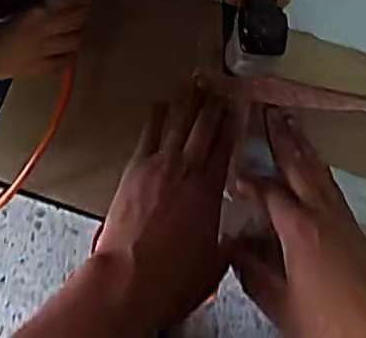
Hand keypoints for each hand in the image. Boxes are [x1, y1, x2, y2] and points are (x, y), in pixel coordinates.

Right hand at [0, 0, 91, 79]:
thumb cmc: (1, 25)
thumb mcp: (21, 4)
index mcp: (40, 12)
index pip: (72, 0)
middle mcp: (47, 30)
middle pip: (79, 19)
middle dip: (85, 12)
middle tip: (86, 8)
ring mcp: (46, 51)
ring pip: (76, 40)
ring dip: (79, 33)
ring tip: (77, 28)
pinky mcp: (43, 69)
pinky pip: (66, 61)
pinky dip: (70, 55)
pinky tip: (68, 49)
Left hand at [90, 82, 245, 330]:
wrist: (127, 282)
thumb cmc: (168, 280)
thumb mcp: (210, 269)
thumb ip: (224, 248)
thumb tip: (233, 244)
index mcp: (210, 190)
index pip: (227, 145)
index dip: (234, 123)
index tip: (239, 109)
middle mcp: (189, 170)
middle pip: (206, 126)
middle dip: (215, 105)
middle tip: (220, 90)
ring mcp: (162, 165)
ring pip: (181, 121)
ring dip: (190, 101)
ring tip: (196, 84)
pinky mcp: (136, 168)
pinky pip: (150, 132)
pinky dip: (158, 115)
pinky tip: (162, 104)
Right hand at [229, 109, 365, 337]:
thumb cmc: (326, 322)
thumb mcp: (281, 304)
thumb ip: (254, 274)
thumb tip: (233, 250)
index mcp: (299, 227)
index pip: (269, 192)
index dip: (250, 181)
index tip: (234, 174)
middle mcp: (321, 211)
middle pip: (298, 164)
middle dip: (282, 137)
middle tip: (270, 112)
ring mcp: (341, 215)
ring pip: (317, 168)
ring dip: (302, 145)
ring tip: (291, 123)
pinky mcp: (353, 224)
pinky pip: (330, 181)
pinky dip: (317, 164)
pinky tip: (315, 163)